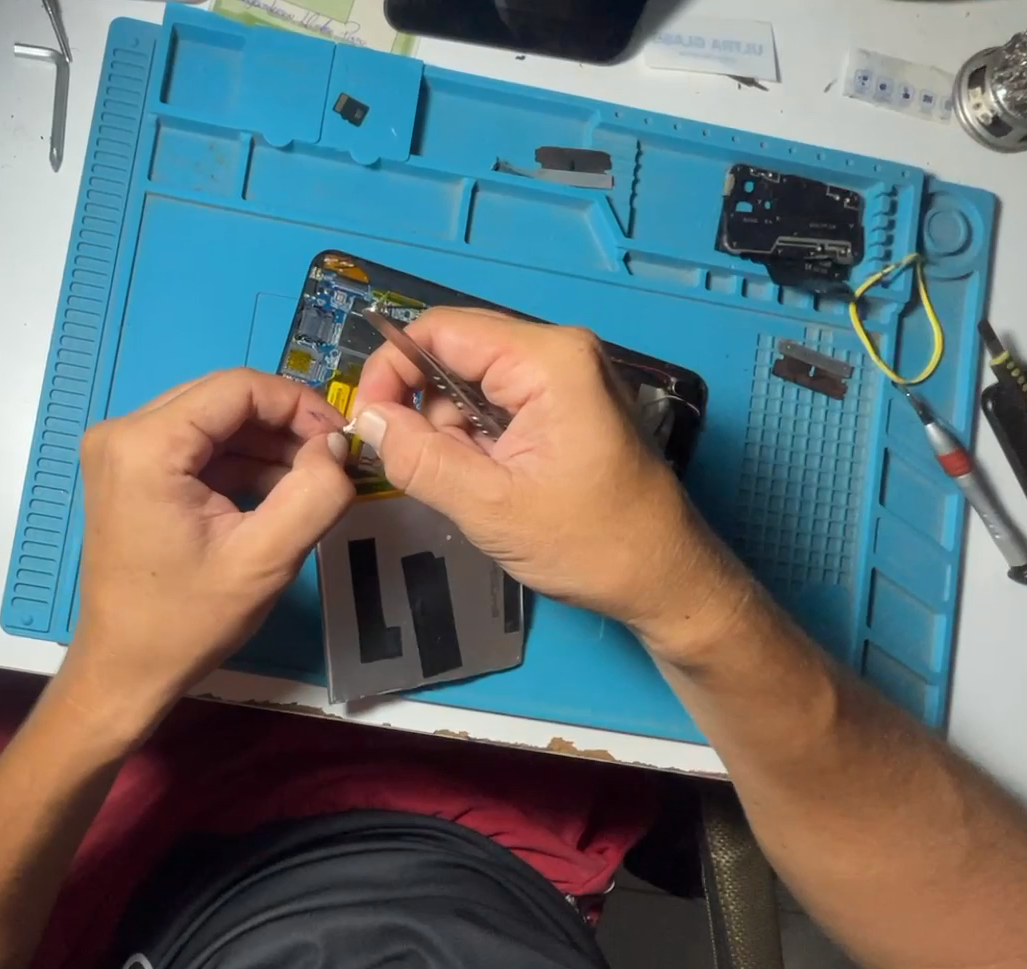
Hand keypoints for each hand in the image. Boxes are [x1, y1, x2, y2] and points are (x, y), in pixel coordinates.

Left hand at [65, 369, 353, 725]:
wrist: (125, 669)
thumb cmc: (186, 622)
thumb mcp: (264, 561)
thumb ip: (315, 495)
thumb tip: (338, 447)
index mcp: (145, 444)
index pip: (237, 388)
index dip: (299, 404)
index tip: (341, 440)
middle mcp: (123, 432)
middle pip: (223, 400)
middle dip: (284, 426)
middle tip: (330, 463)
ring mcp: (121, 452)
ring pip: (213, 422)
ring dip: (264, 446)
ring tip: (309, 484)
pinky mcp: (129, 472)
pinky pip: (195, 448)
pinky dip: (238, 464)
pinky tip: (274, 494)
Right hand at [351, 308, 752, 655]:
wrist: (662, 579)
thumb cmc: (590, 544)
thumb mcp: (489, 506)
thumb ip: (418, 458)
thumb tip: (363, 419)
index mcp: (547, 360)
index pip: (440, 331)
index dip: (390, 369)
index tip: (367, 422)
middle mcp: (555, 354)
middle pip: (452, 355)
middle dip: (422, 411)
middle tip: (423, 467)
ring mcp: (559, 380)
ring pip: (464, 387)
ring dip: (448, 435)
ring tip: (475, 485)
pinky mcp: (558, 407)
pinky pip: (488, 408)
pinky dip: (471, 443)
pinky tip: (490, 481)